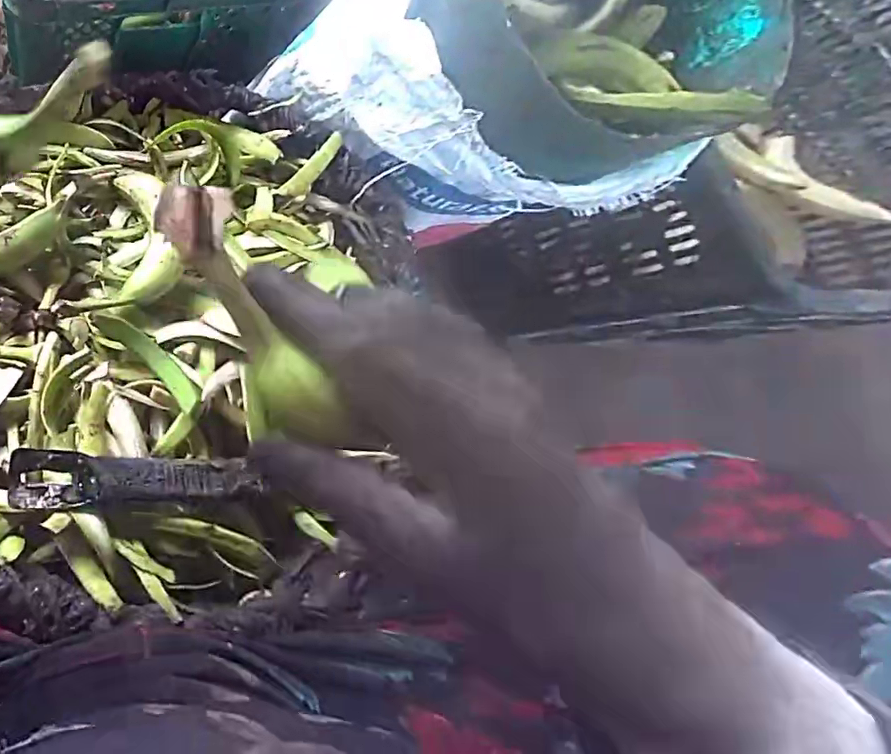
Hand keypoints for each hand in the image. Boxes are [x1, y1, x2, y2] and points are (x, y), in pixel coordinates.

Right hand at [244, 268, 880, 753]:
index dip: (296, 304)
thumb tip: (256, 446)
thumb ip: (332, 488)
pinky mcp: (514, 380)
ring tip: (323, 347)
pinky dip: (394, 325)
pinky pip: (439, 327)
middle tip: (278, 330)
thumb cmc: (519, 592)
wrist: (639, 613)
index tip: (251, 276)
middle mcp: (475, 378)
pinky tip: (383, 362)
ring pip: (413, 311)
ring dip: (357, 313)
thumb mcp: (412, 552)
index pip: (354, 341)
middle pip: (383, 311)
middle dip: (321, 306)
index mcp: (448, 421)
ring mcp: (502, 374)